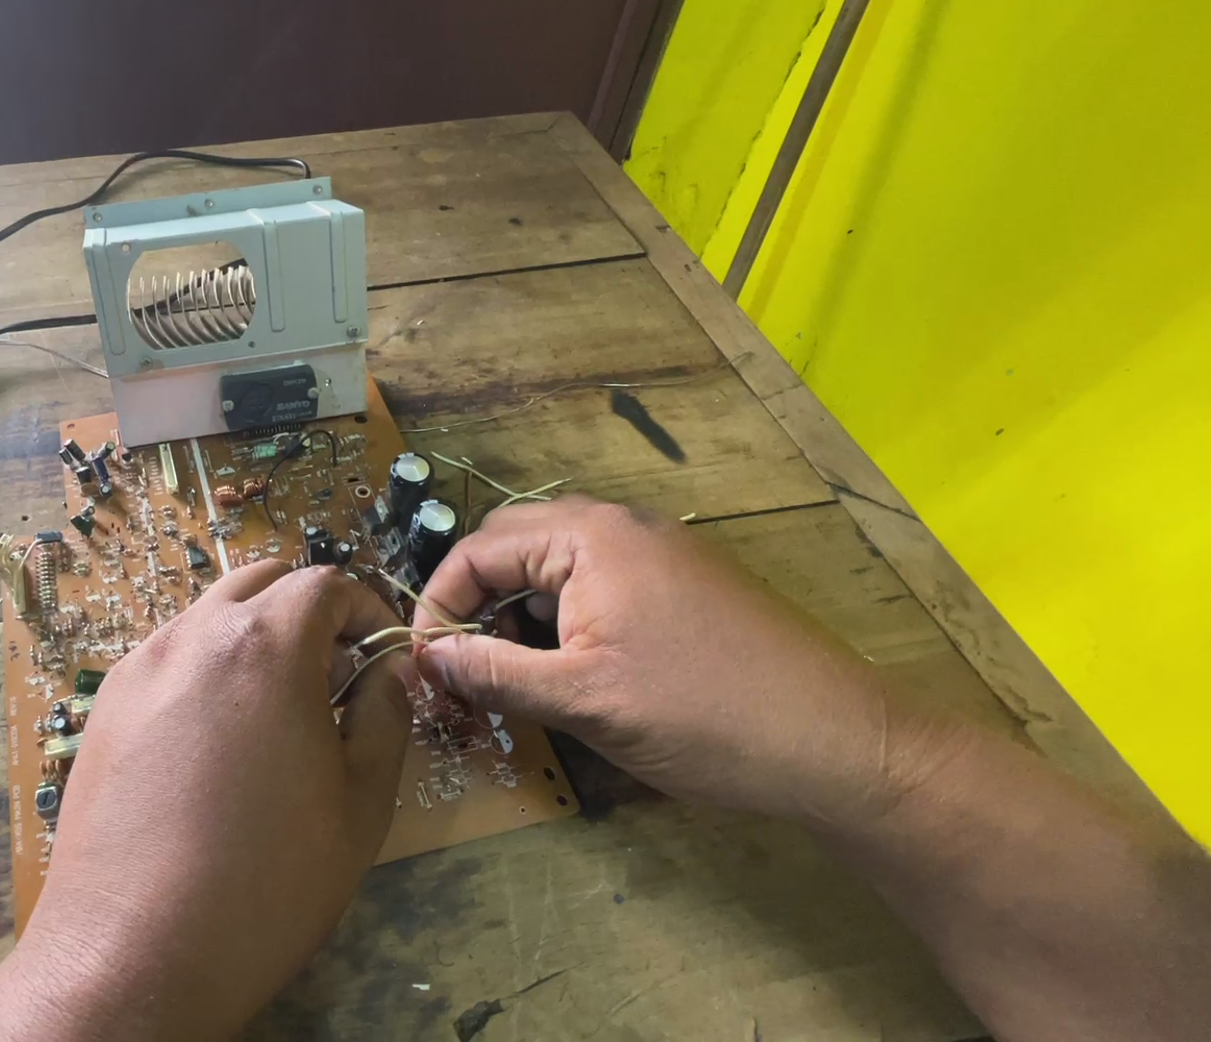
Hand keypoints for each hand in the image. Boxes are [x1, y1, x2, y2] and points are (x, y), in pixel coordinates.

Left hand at [0, 562, 411, 1040]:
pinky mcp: (106, 700)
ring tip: (272, 709)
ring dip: (255, 635)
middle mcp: (195, 633)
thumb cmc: (265, 882)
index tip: (381, 655)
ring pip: (212, 612)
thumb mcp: (361, 803)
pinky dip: (208, 663)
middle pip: (263, 581)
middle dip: (309, 611)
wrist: (129, 954)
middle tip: (332, 677)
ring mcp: (141, 663)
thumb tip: (387, 670)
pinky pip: (171, 653)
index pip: (325, 583)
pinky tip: (212, 736)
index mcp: (263, 645)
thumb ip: (386, 715)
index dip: (367, 609)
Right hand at [412, 496, 959, 830]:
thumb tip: (423, 657)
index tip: (425, 661)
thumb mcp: (581, 699)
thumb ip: (492, 671)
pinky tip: (566, 663)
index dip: (438, 604)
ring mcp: (652, 548)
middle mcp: (617, 524)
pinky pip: (590, 578)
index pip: (477, 550)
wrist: (846, 745)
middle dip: (474, 600)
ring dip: (515, 609)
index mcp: (588, 536)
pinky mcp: (676, 577)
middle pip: (510, 545)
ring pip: (550, 563)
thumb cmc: (702, 715)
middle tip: (462, 661)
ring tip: (511, 669)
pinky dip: (558, 614)